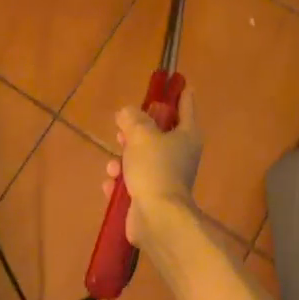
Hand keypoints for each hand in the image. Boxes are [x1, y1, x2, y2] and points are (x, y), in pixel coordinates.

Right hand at [102, 90, 202, 245]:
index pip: (185, 105)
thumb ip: (132, 118)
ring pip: (142, 158)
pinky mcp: (153, 197)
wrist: (157, 218)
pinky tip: (110, 185)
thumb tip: (127, 113)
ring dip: (122, 161)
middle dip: (136, 131)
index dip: (177, 92)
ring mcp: (167, 177)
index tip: (173, 81)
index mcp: (187, 135)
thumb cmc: (155, 168)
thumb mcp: (141, 135)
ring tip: (113, 166)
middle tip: (121, 130)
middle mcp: (181, 154)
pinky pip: (133, 182)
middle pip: (158, 132)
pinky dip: (121, 183)